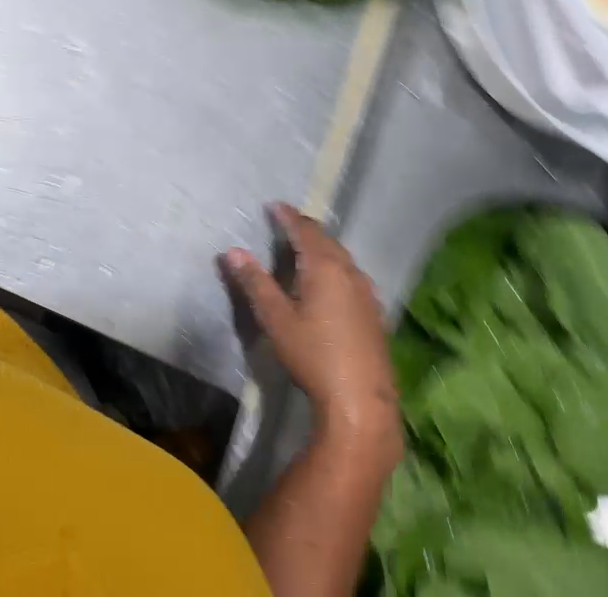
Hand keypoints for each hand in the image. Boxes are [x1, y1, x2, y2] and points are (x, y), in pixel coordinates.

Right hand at [225, 204, 401, 462]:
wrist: (360, 401)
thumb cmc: (312, 355)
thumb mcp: (275, 318)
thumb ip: (255, 282)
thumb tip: (233, 251)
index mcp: (325, 268)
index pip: (305, 231)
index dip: (288, 217)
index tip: (274, 206)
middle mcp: (351, 274)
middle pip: (328, 242)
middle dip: (307, 230)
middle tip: (287, 224)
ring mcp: (367, 295)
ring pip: (343, 260)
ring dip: (324, 249)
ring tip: (305, 249)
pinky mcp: (375, 315)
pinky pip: (353, 277)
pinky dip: (336, 268)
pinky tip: (330, 283)